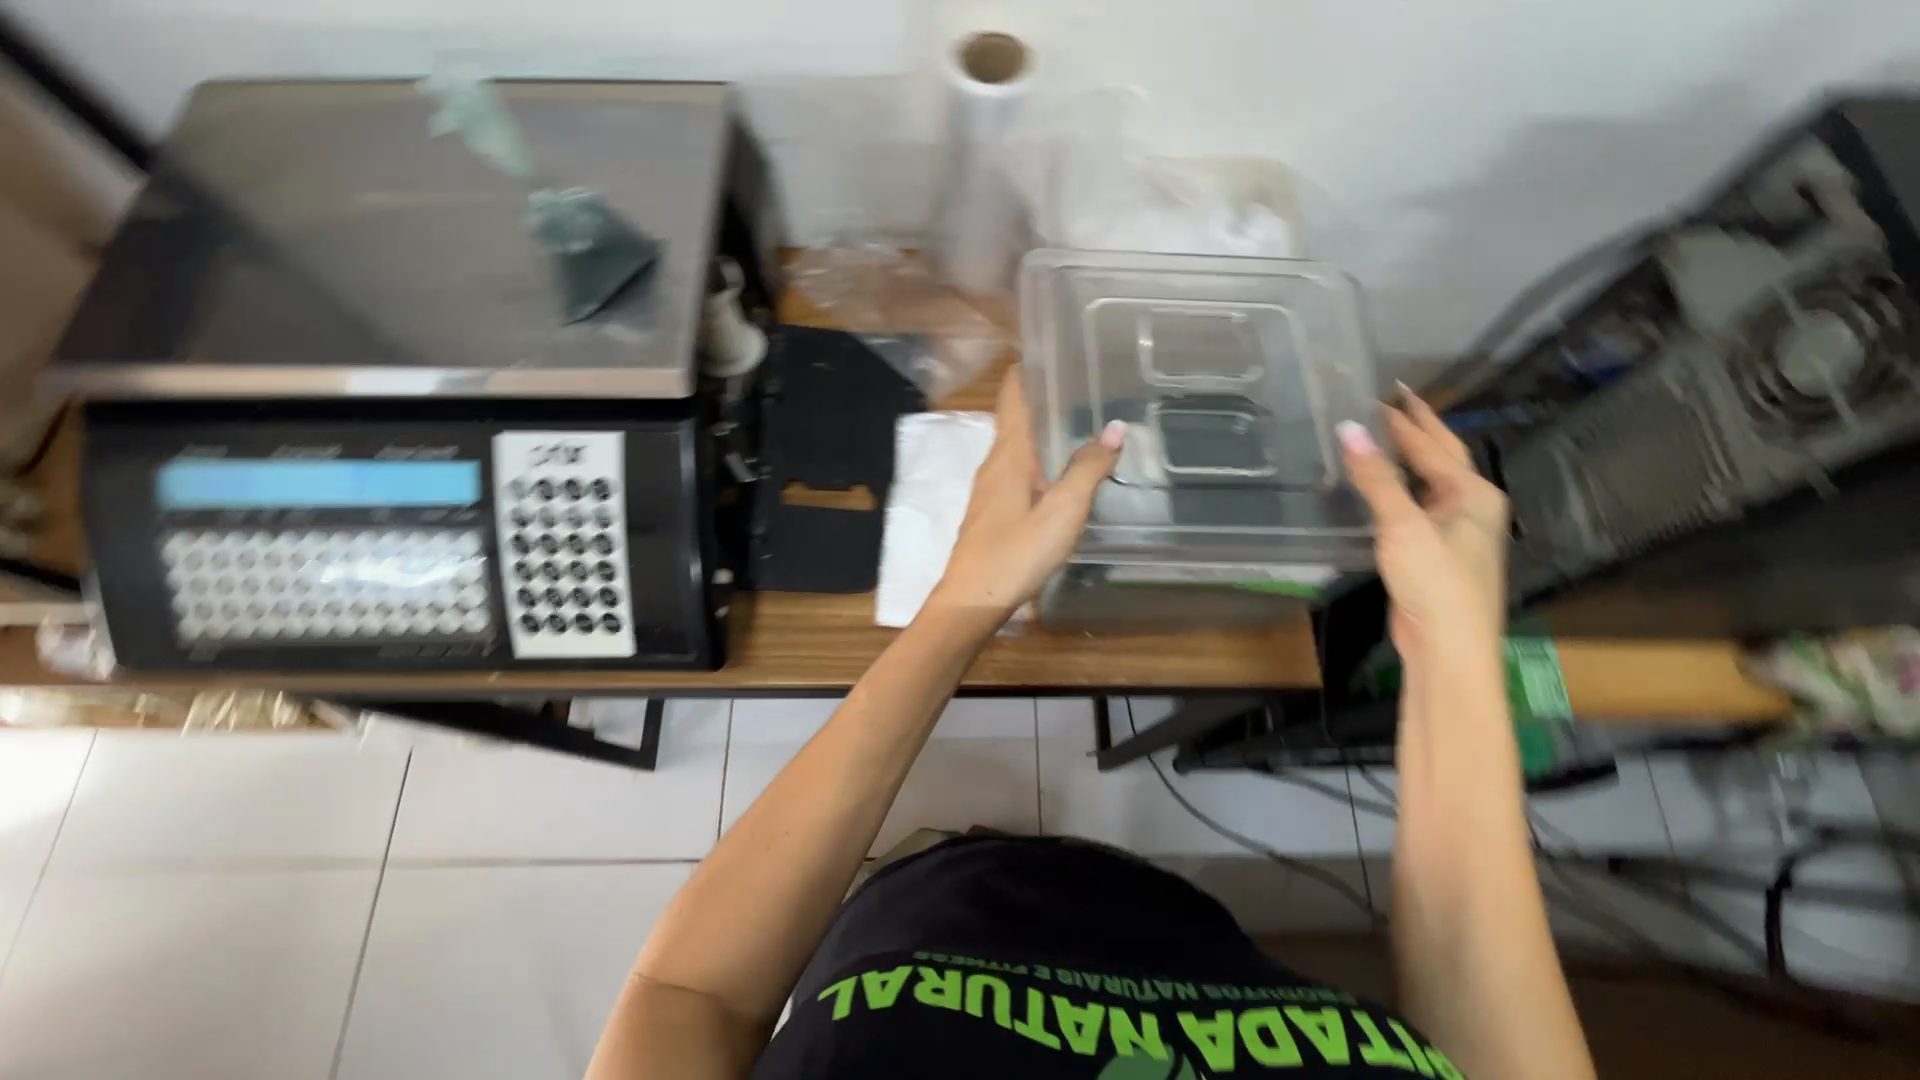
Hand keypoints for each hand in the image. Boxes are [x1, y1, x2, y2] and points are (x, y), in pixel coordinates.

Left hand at [926, 367, 1125, 618]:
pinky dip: (1037, 459)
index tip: (1051, 349)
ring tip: (1077, 422)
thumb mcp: (1063, 512)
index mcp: (1008, 455)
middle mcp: (993, 464)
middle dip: (1042, 398)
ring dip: (1041, 431)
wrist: (971, 600)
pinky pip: (1016, 472)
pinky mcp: (990, 512)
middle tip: (1081, 383)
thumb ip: (1088, 469)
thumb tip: (1115, 427)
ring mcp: (988, 490)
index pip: (1013, 396)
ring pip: (1016, 447)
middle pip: (1015, 419)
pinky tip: (1057, 473)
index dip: (1027, 369)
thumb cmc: (1017, 552)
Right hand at [1337, 388, 1509, 663]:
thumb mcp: (1403, 525)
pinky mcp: (1436, 553)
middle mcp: (1471, 507)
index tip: (1383, 393)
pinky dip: (1400, 489)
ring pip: (1429, 483)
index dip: (1406, 420)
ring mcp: (1456, 532)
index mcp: (1473, 494)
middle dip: (1418, 429)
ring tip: (1383, 436)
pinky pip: (1418, 506)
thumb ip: (1375, 478)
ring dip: (1409, 458)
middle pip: (1441, 457)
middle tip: (1394, 401)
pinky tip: (1382, 488)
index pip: (1434, 445)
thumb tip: (1347, 429)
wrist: (1448, 645)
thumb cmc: (1435, 581)